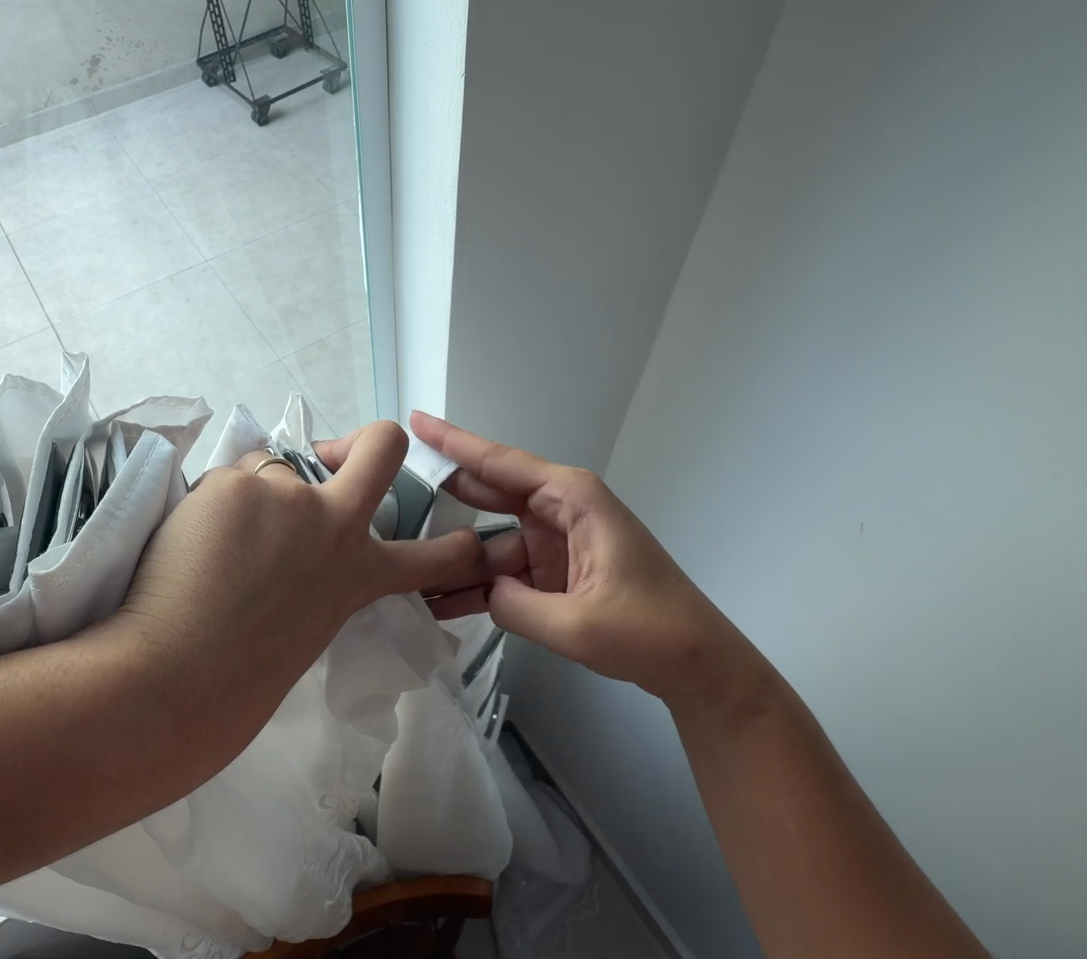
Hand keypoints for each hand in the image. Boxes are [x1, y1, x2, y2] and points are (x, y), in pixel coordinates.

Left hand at [115, 421, 490, 687]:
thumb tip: (295, 534)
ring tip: (219, 548)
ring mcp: (290, 496)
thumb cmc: (239, 671)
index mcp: (359, 574)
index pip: (433, 556)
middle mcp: (337, 524)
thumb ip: (320, 573)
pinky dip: (210, 505)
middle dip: (364, 441)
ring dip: (253, 493)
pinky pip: (225, 478)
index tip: (474, 542)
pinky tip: (191, 545)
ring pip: (272, 465)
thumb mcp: (309, 622)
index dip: (460, 547)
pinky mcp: (237, 481)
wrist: (179, 677)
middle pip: (381, 444)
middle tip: (335, 455)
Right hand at [405, 412, 768, 710]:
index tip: (413, 420)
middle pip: (488, 496)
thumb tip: (481, 592)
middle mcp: (561, 511)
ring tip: (404, 574)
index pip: (500, 462)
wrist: (698, 666)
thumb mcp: (578, 626)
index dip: (453, 442)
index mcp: (573, 499)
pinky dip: (477, 588)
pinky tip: (439, 604)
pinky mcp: (556, 573)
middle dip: (442, 500)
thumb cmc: (652, 632)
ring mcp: (557, 543)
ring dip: (455, 561)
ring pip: (490, 542)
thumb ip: (515, 607)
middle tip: (388, 502)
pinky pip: (505, 573)